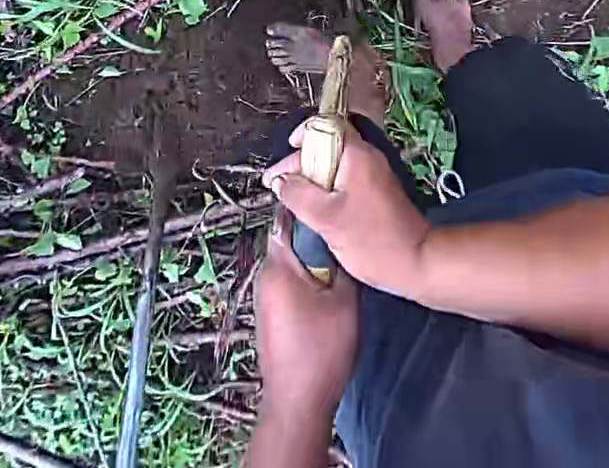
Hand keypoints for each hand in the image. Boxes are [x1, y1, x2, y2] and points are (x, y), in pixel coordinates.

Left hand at [254, 209, 360, 422]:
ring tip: (335, 267)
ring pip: (288, 264)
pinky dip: (302, 282)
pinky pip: (285, 284)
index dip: (308, 212)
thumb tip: (344, 245)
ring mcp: (263, 297)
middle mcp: (264, 277)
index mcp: (277, 268)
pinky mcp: (268, 314)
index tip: (329, 205)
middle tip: (339, 240)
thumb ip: (344, 267)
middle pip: (287, 242)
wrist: (298, 404)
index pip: (286, 221)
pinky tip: (323, 294)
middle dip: (311, 240)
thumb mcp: (346, 303)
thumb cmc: (321, 352)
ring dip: (308, 263)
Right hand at [262, 126, 432, 296]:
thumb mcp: (326, 218)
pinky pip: (344, 179)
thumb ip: (298, 195)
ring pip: (334, 164)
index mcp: (356, 155)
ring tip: (292, 197)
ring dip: (312, 178)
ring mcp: (373, 174)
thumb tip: (279, 181)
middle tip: (280, 184)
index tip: (287, 151)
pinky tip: (314, 207)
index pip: (326, 125)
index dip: (303, 134)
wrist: (418, 265)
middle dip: (301, 162)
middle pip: (327, 145)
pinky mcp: (375, 191)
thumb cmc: (373, 241)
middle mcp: (366, 157)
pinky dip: (326, 188)